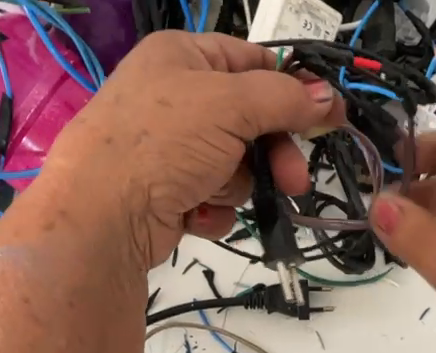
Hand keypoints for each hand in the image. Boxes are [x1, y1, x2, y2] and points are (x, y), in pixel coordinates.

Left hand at [36, 32, 346, 267]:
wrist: (106, 212)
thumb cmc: (164, 141)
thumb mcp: (231, 105)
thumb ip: (284, 99)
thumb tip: (329, 99)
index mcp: (185, 56)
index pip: (253, 63)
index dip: (290, 91)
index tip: (326, 119)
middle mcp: (177, 97)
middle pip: (251, 123)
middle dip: (272, 155)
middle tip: (294, 181)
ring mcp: (172, 148)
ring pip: (236, 166)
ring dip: (235, 185)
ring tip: (214, 193)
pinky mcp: (170, 193)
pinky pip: (214, 198)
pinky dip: (211, 209)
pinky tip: (194, 212)